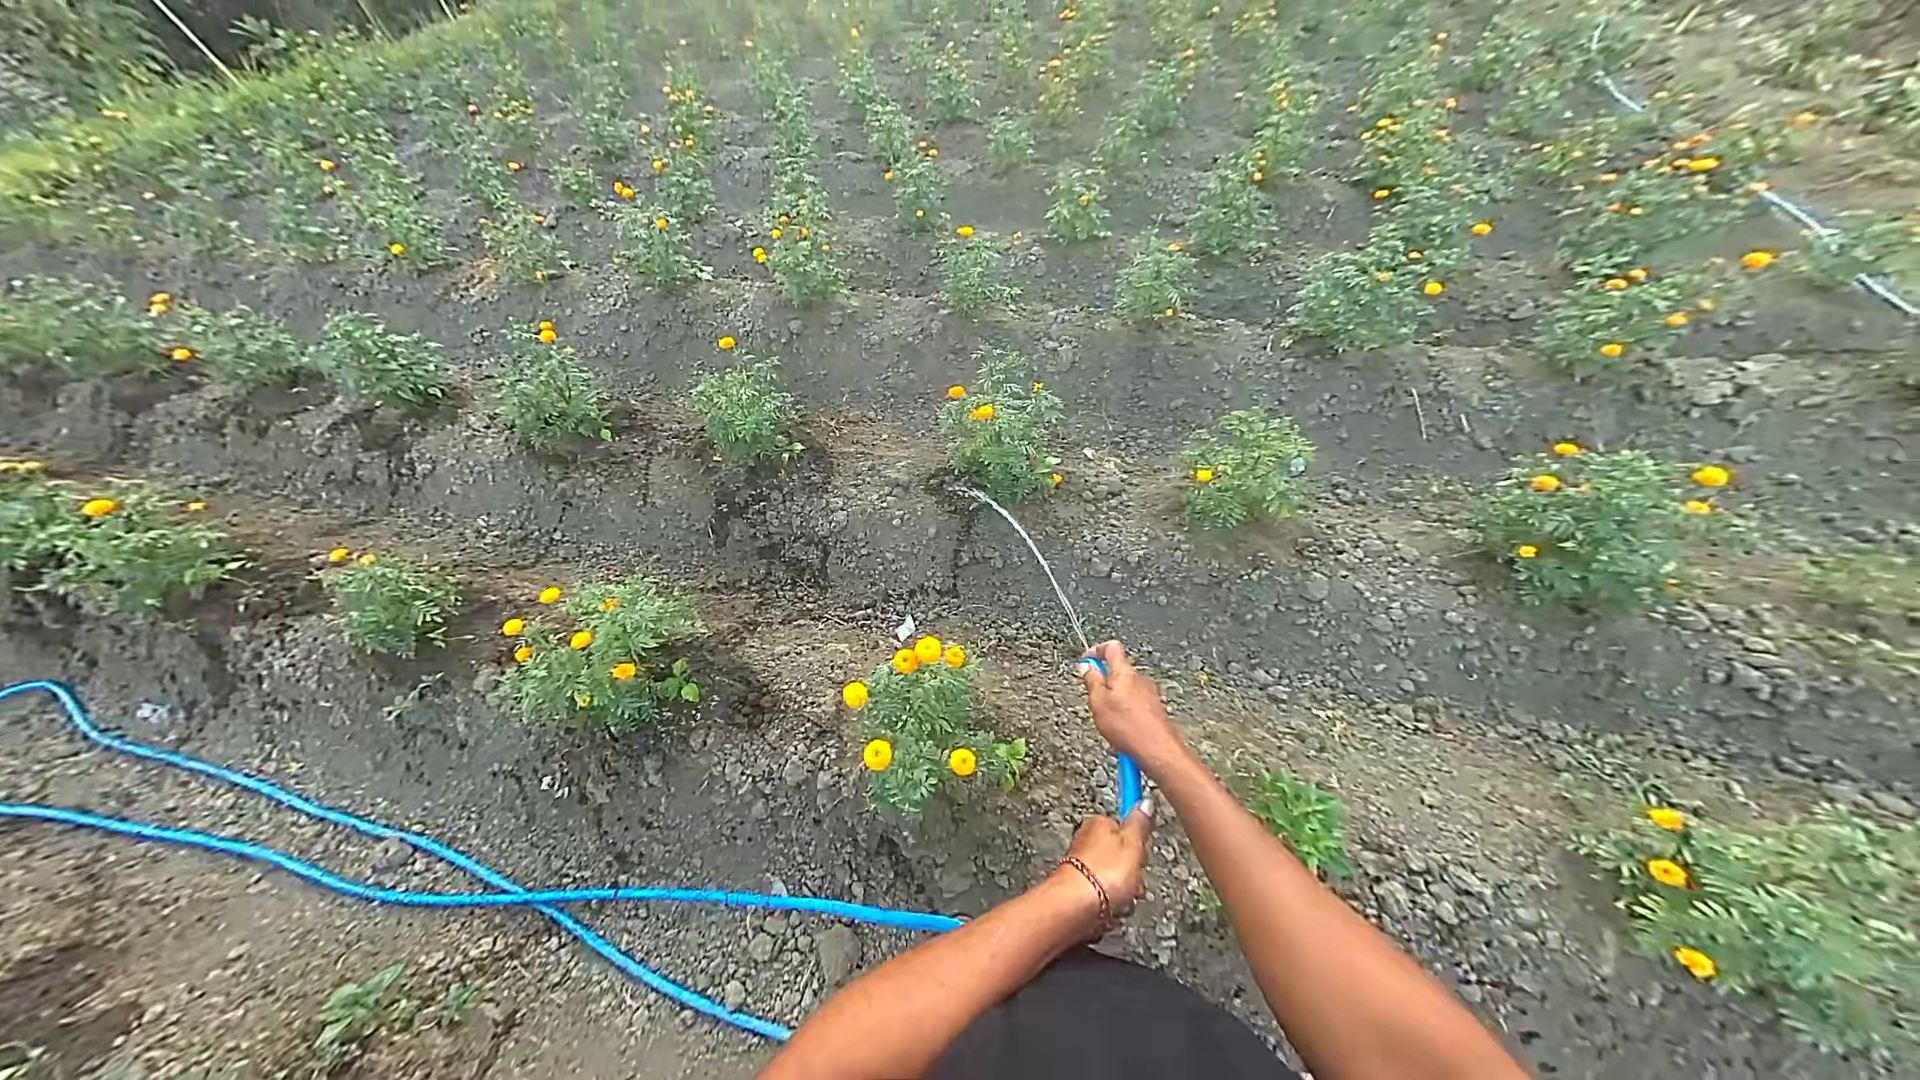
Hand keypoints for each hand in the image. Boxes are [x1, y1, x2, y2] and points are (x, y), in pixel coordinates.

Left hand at [1058, 803, 1153, 928]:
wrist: (1077, 907)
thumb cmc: (1103, 874)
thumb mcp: (1132, 844)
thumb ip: (1140, 824)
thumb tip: (1146, 802)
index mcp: (1098, 823)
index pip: (1127, 829)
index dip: (1139, 846)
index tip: (1140, 856)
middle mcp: (1087, 841)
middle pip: (1124, 858)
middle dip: (1132, 873)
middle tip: (1132, 879)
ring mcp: (1084, 867)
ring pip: (1118, 881)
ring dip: (1124, 893)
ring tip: (1121, 898)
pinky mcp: (1082, 890)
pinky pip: (1107, 898)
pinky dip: (1112, 906)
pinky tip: (1112, 909)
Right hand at [1080, 640, 1187, 772]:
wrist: (1157, 750)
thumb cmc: (1129, 727)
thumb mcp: (1098, 702)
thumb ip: (1091, 680)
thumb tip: (1086, 666)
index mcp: (1124, 672)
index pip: (1111, 647)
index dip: (1096, 651)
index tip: (1086, 661)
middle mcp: (1139, 679)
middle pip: (1117, 671)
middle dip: (1103, 683)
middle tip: (1094, 699)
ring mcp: (1149, 694)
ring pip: (1125, 690)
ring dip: (1114, 700)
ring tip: (1108, 720)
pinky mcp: (1154, 710)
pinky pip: (1134, 705)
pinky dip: (1125, 713)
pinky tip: (1121, 730)